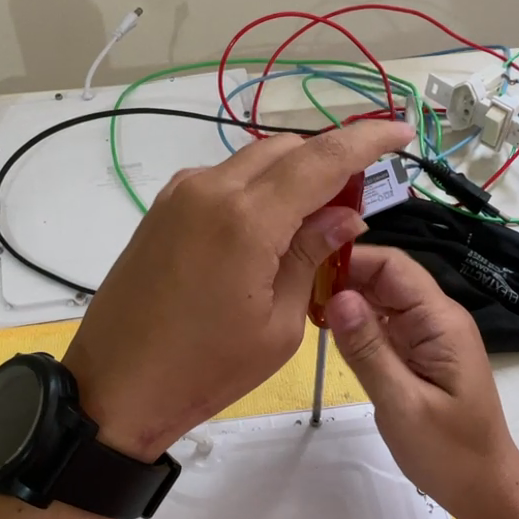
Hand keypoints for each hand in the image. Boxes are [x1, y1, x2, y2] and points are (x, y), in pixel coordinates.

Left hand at [65, 121, 414, 460]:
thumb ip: (311, 257)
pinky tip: (264, 230)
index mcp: (246, 218)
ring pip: (250, 162)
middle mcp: (210, 189)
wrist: (117, 387)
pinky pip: (220, 182)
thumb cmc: (206, 370)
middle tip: (353, 202)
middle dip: (327, 161)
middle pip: (285, 149)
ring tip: (310, 221)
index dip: (367, 141)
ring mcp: (179, 196)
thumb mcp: (278, 325)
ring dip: (288, 176)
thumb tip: (344, 214)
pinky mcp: (160, 211)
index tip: (401, 131)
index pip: (322, 158)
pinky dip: (253, 191)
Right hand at [325, 245, 518, 518]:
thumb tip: (336, 297)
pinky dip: (357, 324)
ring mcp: (428, 337)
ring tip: (304, 310)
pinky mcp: (418, 355)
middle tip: (296, 294)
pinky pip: (385, 325)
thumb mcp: (402, 404)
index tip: (307, 271)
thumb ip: (368, 350)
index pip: (393, 267)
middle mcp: (436, 319)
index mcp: (440, 321)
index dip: (351, 260)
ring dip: (347, 300)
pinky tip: (329, 333)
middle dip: (344, 278)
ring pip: (383, 300)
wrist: (484, 489)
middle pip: (386, 278)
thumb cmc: (448, 451)